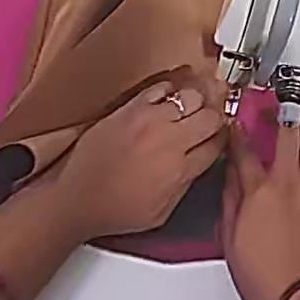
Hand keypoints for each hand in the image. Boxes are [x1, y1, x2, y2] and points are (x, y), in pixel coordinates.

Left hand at [50, 80, 225, 240]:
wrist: (77, 197)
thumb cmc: (115, 209)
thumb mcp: (162, 211)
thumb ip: (187, 183)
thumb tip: (202, 161)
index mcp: (179, 169)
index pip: (217, 143)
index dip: (222, 139)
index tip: (219, 137)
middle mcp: (169, 141)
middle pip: (211, 116)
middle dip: (214, 120)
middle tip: (207, 124)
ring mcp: (150, 120)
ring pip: (191, 96)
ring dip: (194, 104)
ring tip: (187, 112)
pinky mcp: (131, 108)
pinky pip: (162, 87)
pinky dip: (169, 93)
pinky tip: (166, 103)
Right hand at [220, 110, 299, 299]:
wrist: (294, 297)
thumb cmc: (262, 273)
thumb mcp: (230, 233)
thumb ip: (230, 196)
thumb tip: (231, 174)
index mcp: (259, 189)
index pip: (246, 148)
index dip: (239, 131)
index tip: (237, 121)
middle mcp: (288, 182)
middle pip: (287, 133)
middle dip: (279, 111)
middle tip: (274, 102)